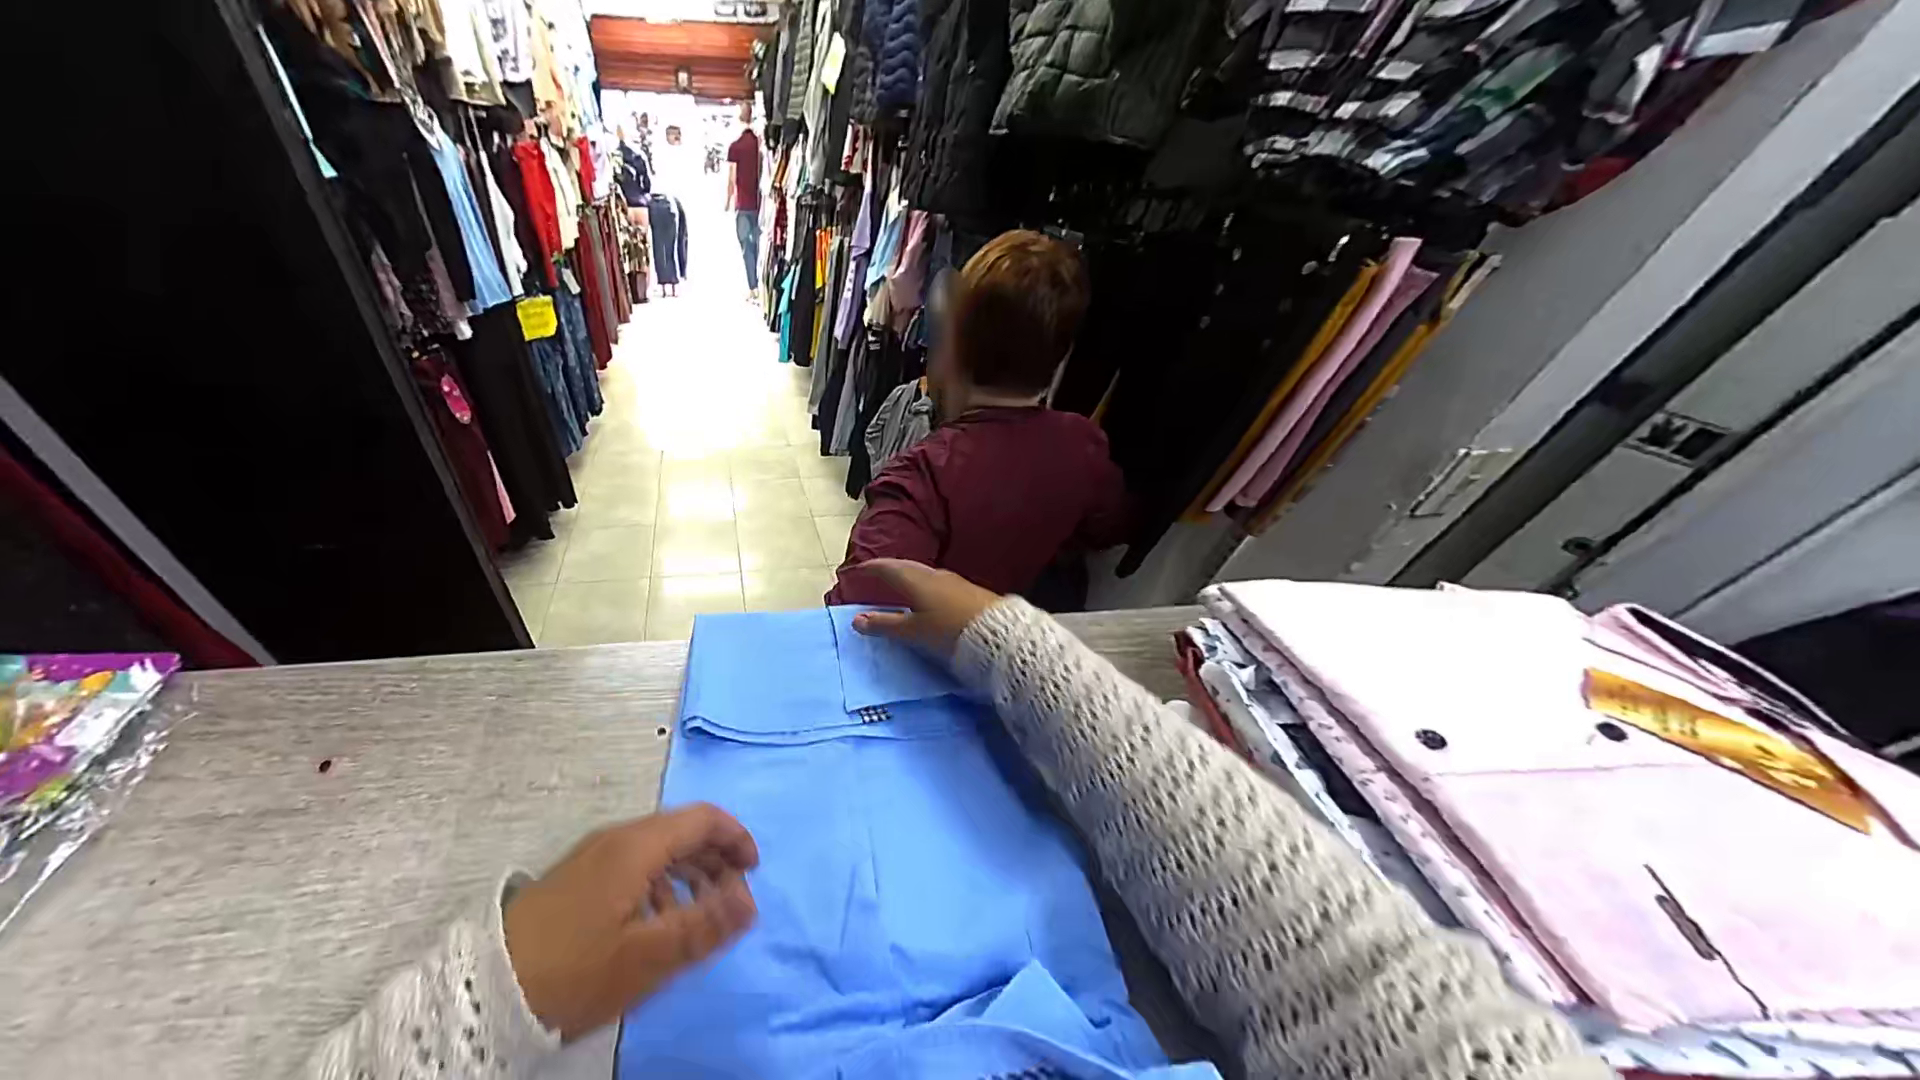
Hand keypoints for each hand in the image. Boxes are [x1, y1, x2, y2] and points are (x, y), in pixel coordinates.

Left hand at [503, 804, 758, 1038]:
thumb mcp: (646, 956)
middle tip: (733, 896)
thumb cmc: (572, 971)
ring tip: (701, 913)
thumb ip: (704, 925)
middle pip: (683, 830)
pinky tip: (658, 920)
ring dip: (690, 872)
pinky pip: (636, 863)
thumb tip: (750, 902)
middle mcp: (618, 838)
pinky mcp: (577, 876)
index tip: (753, 870)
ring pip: (660, 848)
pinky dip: (662, 881)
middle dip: (716, 858)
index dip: (736, 838)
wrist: (478, 995)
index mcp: (638, 845)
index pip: (703, 819)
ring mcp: (594, 855)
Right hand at [840, 559, 998, 658]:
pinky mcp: (967, 590)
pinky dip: (921, 585)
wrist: (997, 632)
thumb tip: (857, 619)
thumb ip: (885, 624)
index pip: (887, 568)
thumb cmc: (949, 630)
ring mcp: (953, 580)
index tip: (856, 570)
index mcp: (916, 580)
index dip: (870, 568)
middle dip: (888, 569)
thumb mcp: (913, 632)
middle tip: (874, 575)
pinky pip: (935, 582)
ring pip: (922, 573)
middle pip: (905, 567)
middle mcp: (934, 574)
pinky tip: (925, 596)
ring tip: (897, 586)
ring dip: (906, 576)